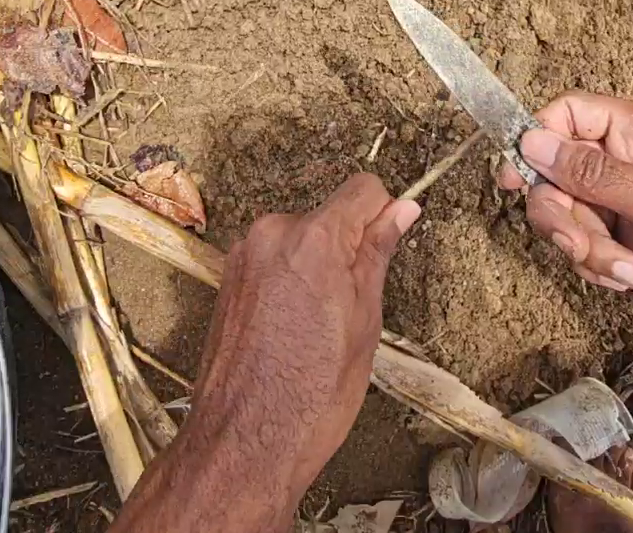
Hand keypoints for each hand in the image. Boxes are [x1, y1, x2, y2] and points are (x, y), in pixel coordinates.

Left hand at [185, 173, 419, 508]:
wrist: (242, 444)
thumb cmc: (310, 395)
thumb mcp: (364, 321)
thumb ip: (378, 253)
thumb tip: (404, 208)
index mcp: (314, 238)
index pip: (363, 189)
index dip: (382, 215)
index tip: (384, 249)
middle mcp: (273, 231)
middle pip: (330, 214)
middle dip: (347, 247)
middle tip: (349, 306)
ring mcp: (245, 251)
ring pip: (302, 237)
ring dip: (316, 263)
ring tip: (316, 323)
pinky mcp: (229, 273)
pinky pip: (275, 256)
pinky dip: (290, 277)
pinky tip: (290, 325)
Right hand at [502, 93, 632, 380]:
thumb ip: (592, 173)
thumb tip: (533, 139)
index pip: (571, 114)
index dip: (538, 139)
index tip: (515, 178)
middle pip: (562, 171)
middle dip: (564, 213)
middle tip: (581, 245)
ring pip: (575, 212)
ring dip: (587, 247)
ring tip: (630, 271)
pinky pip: (596, 243)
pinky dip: (603, 264)